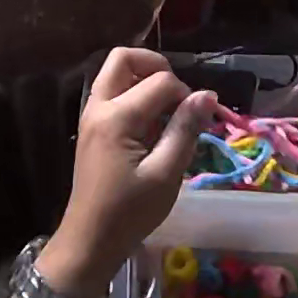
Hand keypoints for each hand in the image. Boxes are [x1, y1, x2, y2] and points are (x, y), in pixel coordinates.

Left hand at [40, 49, 216, 297]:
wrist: (89, 240)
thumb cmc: (130, 212)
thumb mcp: (166, 174)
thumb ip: (185, 129)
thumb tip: (207, 94)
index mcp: (117, 117)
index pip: (161, 81)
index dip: (186, 94)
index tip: (197, 121)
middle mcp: (98, 106)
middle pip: (124, 58)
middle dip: (156, 66)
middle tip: (177, 95)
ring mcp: (90, 115)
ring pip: (114, 72)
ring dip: (143, 79)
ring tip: (166, 109)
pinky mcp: (91, 126)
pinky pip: (111, 92)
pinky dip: (133, 94)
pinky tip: (150, 124)